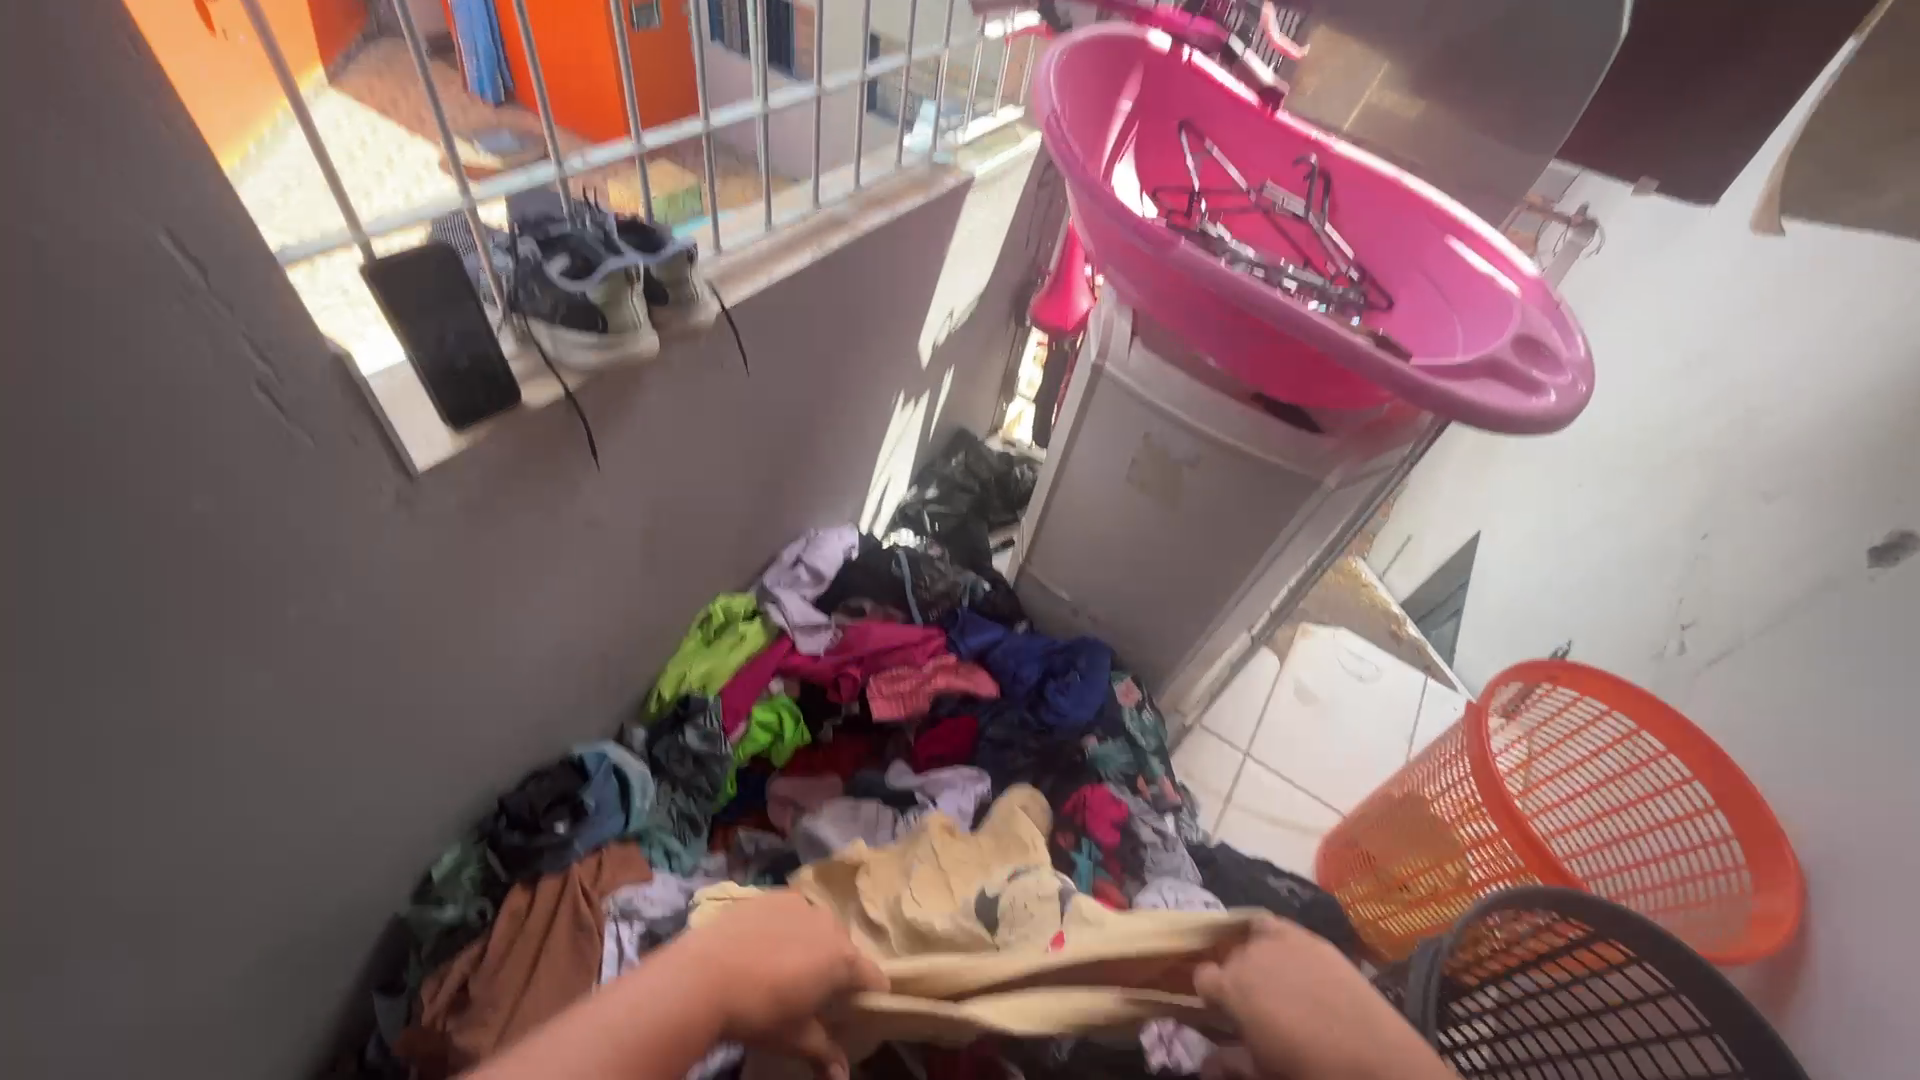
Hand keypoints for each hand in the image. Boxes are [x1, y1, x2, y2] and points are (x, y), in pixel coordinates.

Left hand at [666, 892, 888, 1079]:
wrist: (702, 976)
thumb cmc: (757, 1012)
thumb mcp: (794, 1038)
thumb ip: (824, 1052)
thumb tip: (842, 1077)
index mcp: (842, 959)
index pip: (873, 976)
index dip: (870, 994)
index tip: (858, 1010)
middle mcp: (829, 924)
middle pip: (844, 949)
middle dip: (835, 970)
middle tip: (812, 994)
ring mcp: (800, 904)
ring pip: (817, 927)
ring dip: (811, 945)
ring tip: (783, 969)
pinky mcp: (772, 895)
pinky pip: (791, 913)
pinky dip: (785, 928)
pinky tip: (762, 947)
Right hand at [1193, 916, 1451, 1079]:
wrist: (1378, 1062)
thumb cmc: (1312, 1071)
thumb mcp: (1264, 1073)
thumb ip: (1230, 1063)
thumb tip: (1206, 1064)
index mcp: (1231, 988)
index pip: (1202, 976)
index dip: (1212, 994)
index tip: (1224, 1010)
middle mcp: (1248, 955)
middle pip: (1228, 957)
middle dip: (1235, 976)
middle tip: (1255, 1003)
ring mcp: (1281, 941)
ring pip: (1250, 938)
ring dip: (1253, 955)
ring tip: (1273, 979)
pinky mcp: (1311, 938)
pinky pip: (1277, 925)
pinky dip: (1273, 935)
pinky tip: (1286, 955)